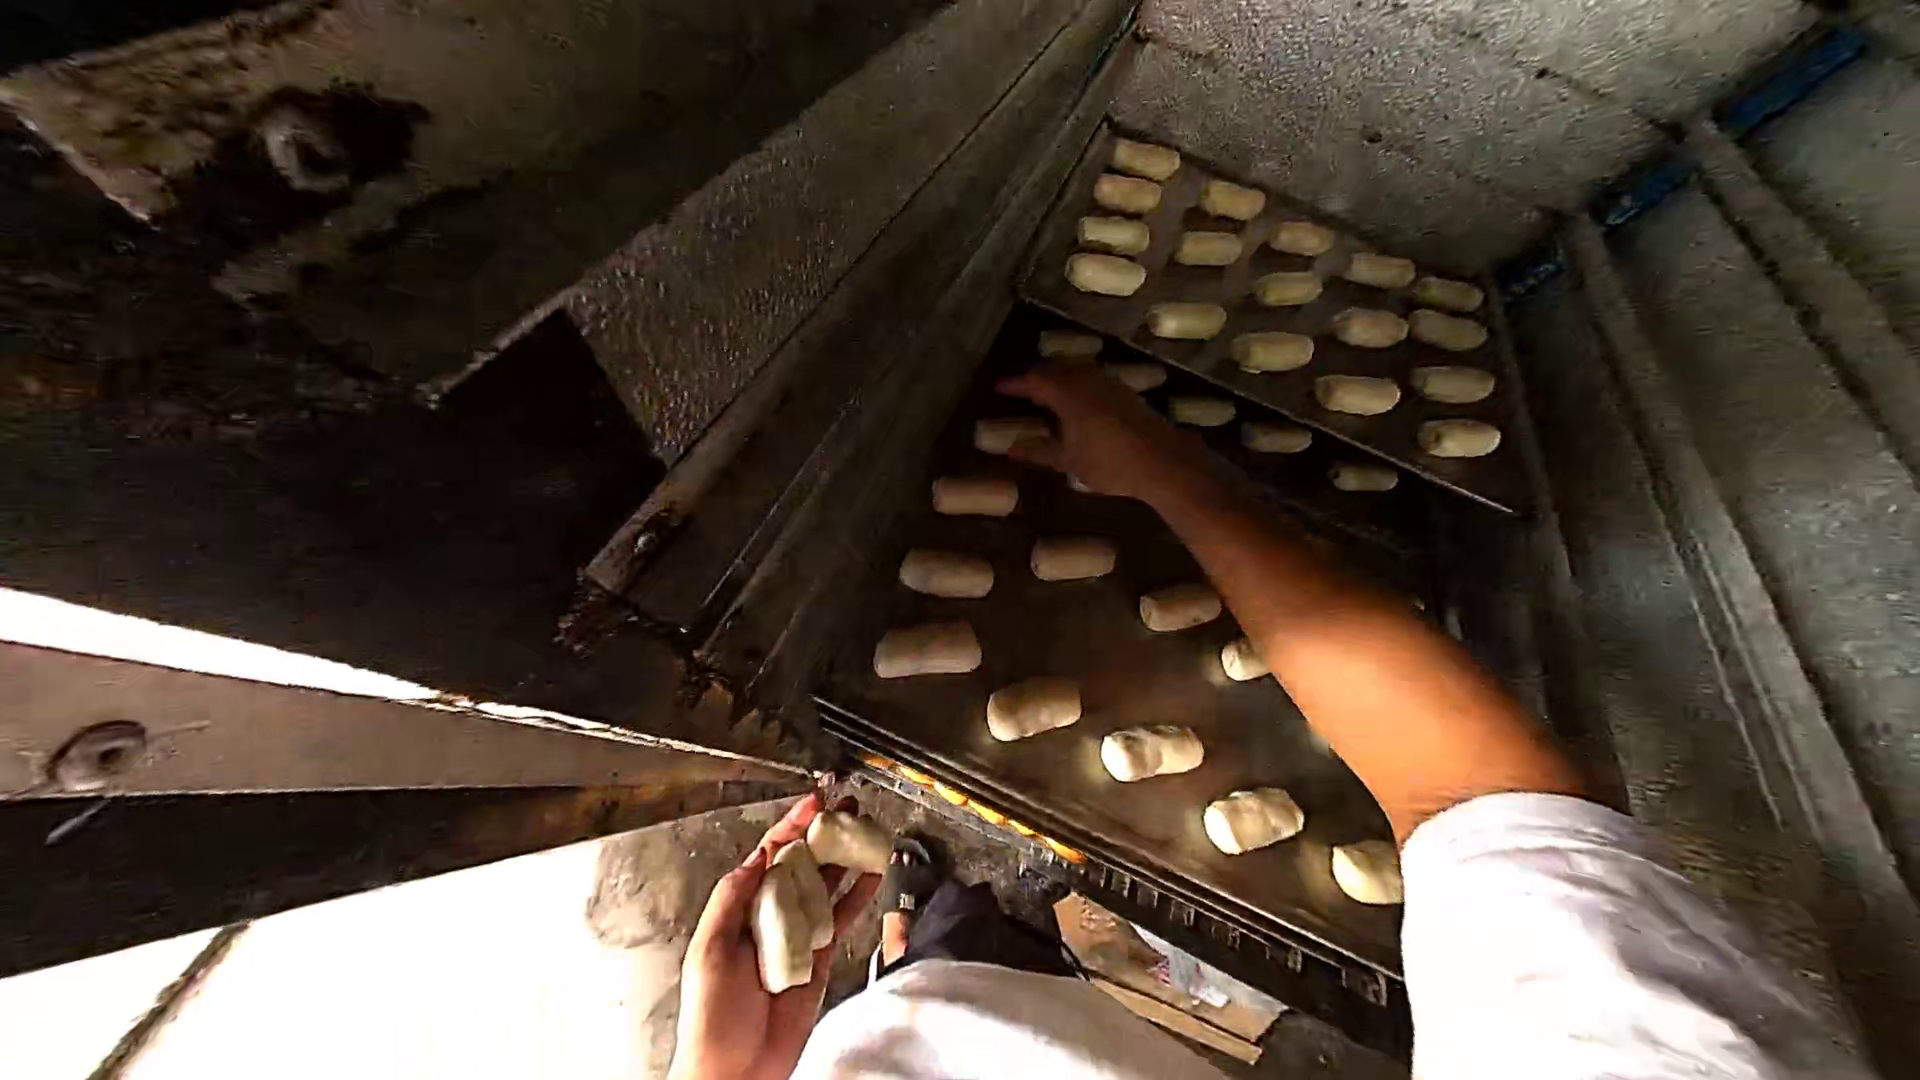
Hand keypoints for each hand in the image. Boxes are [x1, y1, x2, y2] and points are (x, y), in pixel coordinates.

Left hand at [667, 793, 881, 1079]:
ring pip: (828, 881)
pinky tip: (873, 875)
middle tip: (850, 807)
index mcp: (746, 903)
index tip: (816, 800)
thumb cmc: (711, 1018)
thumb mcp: (707, 952)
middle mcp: (775, 909)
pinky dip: (860, 894)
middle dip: (827, 831)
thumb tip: (757, 855)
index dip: (794, 823)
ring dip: (847, 855)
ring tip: (867, 830)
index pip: (773, 852)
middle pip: (806, 859)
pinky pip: (843, 915)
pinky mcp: (821, 952)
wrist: (735, 1073)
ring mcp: (800, 928)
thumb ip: (730, 900)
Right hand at [995, 363, 1209, 501]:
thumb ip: (1039, 451)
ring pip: (1076, 372)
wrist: (1162, 462)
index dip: (1015, 383)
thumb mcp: (1069, 461)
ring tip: (1045, 394)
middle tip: (1020, 388)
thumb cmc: (1110, 463)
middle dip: (1036, 378)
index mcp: (1069, 395)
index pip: (1035, 381)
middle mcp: (1088, 381)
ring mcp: (1110, 384)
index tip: (999, 386)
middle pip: (1056, 370)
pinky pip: (1092, 379)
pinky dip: (1076, 384)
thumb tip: (1011, 448)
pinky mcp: (1125, 393)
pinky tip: (1076, 402)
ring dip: (1058, 379)